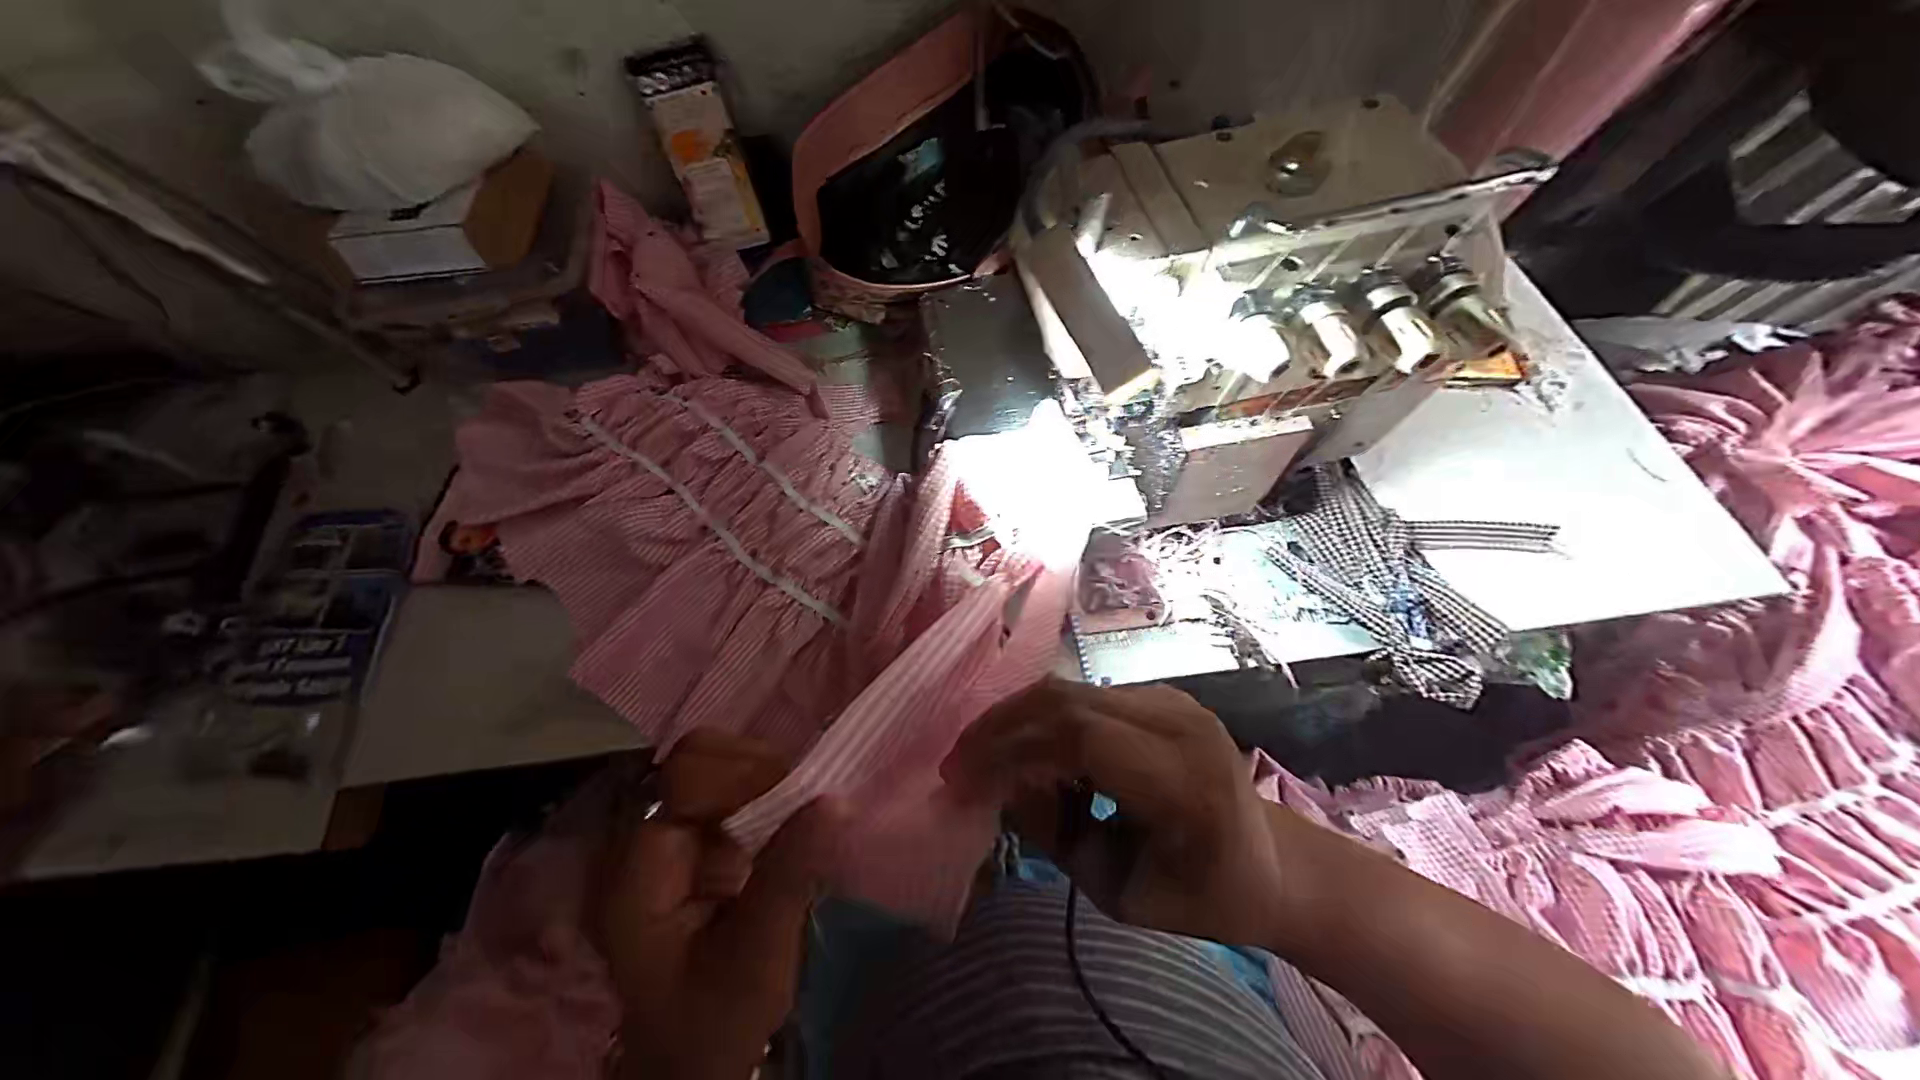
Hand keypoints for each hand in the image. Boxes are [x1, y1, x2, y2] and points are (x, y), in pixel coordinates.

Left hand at [597, 733, 844, 1079]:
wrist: (693, 1060)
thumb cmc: (716, 1019)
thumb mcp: (757, 956)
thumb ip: (789, 874)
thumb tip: (836, 799)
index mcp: (638, 873)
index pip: (680, 779)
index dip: (738, 775)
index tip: (796, 794)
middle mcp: (643, 841)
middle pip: (692, 759)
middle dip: (752, 768)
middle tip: (800, 797)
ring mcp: (667, 838)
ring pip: (712, 765)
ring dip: (762, 775)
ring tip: (798, 807)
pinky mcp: (693, 841)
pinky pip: (727, 789)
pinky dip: (763, 789)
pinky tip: (788, 811)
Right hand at [941, 677, 1292, 945]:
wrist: (1271, 860)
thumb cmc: (1201, 894)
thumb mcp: (1121, 892)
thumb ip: (1055, 836)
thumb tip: (999, 785)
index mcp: (1184, 783)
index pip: (1081, 739)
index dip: (1011, 753)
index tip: (963, 785)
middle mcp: (1180, 724)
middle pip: (1067, 701)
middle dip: (1000, 728)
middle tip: (958, 765)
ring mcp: (1172, 700)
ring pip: (1068, 690)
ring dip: (1015, 719)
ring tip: (980, 757)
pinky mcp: (1160, 695)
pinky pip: (1084, 696)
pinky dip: (1042, 719)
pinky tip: (1025, 751)